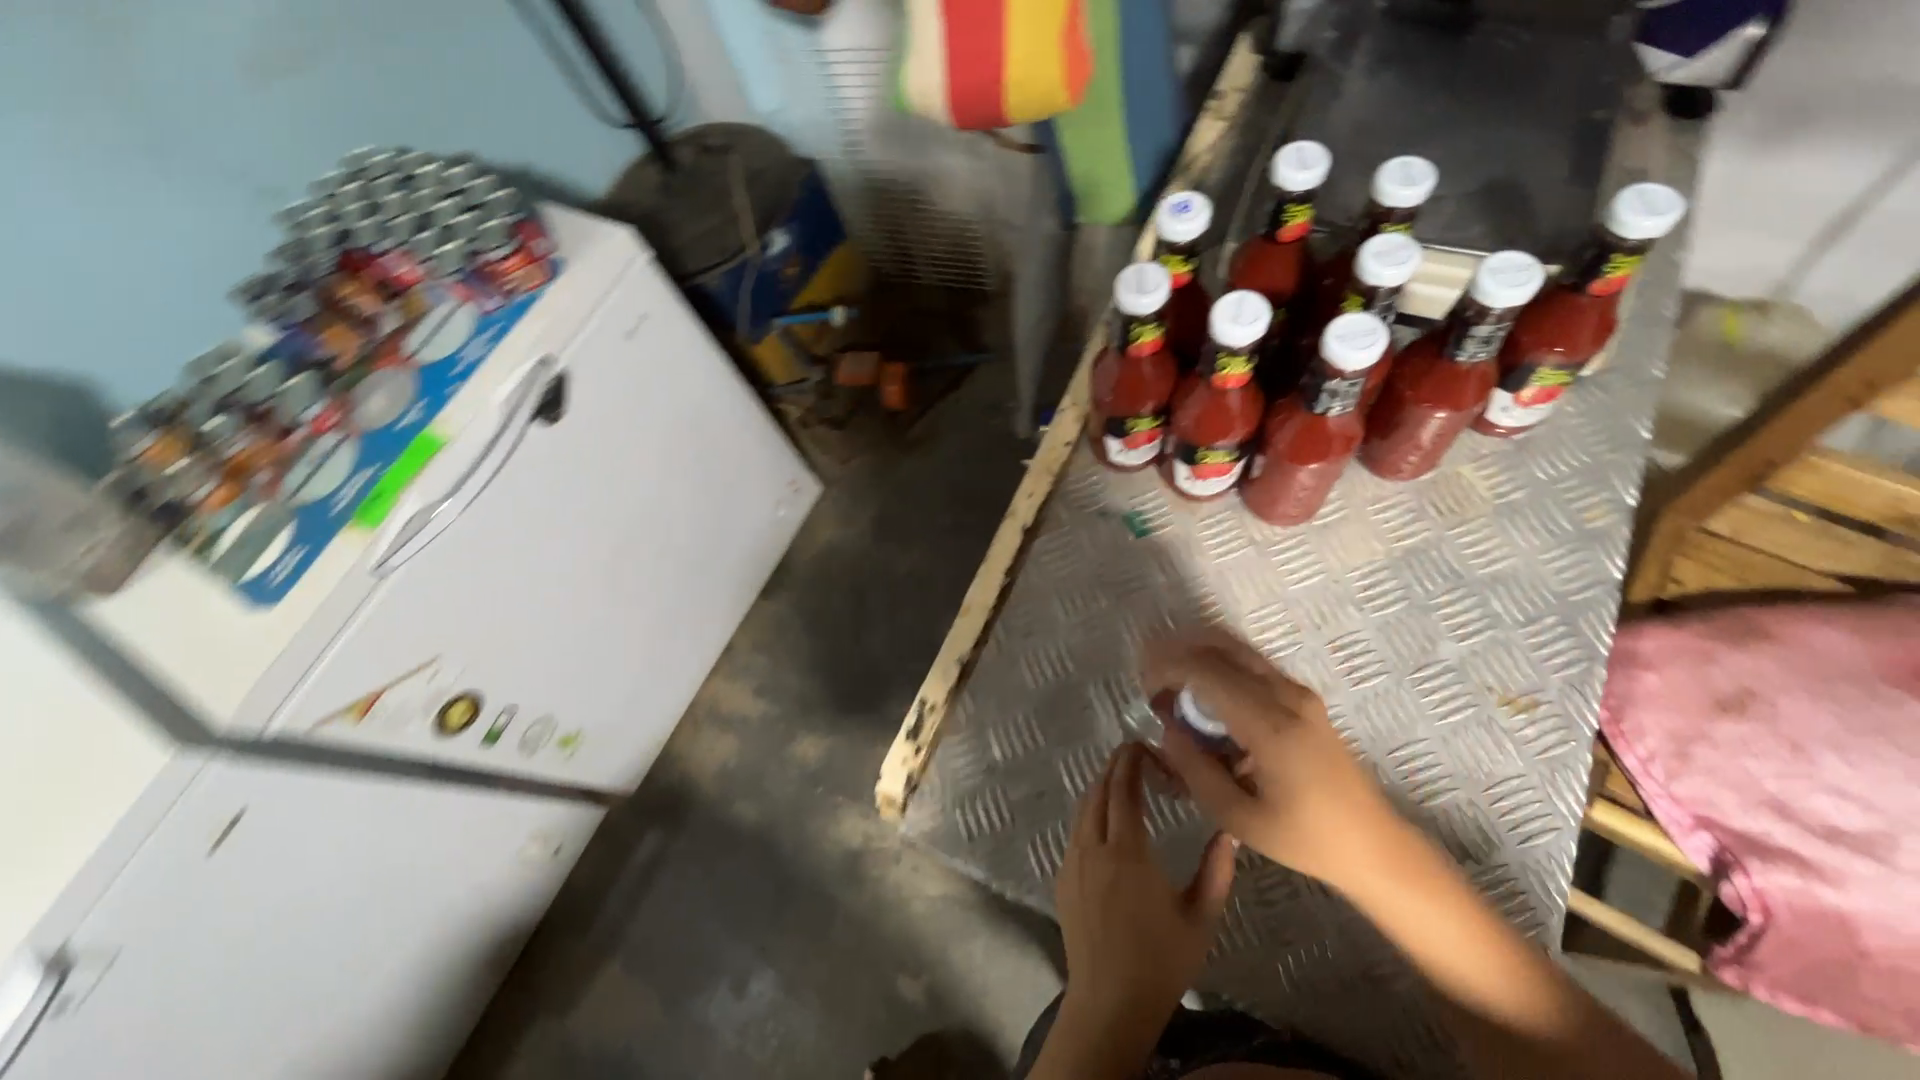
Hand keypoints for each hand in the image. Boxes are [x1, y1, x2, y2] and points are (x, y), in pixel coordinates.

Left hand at [1054, 743, 1236, 1038]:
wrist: (1110, 1001)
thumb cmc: (1161, 961)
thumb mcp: (1201, 918)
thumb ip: (1216, 871)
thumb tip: (1228, 832)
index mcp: (1127, 853)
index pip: (1123, 792)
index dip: (1130, 764)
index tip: (1141, 745)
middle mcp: (1093, 850)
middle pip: (1097, 794)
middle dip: (1112, 769)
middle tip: (1131, 753)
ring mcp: (1073, 865)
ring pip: (1082, 812)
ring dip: (1098, 789)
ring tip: (1118, 779)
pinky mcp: (1063, 881)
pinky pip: (1074, 834)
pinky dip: (1089, 814)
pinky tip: (1103, 821)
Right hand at [1144, 628, 1404, 893]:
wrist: (1371, 843)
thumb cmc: (1304, 838)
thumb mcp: (1238, 817)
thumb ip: (1194, 770)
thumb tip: (1165, 731)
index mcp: (1270, 724)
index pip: (1206, 672)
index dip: (1167, 669)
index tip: (1143, 688)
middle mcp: (1286, 695)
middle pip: (1221, 647)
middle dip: (1178, 653)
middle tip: (1149, 679)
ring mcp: (1299, 694)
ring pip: (1237, 651)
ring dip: (1198, 657)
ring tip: (1170, 687)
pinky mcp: (1303, 700)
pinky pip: (1252, 667)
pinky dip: (1219, 668)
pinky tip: (1202, 698)